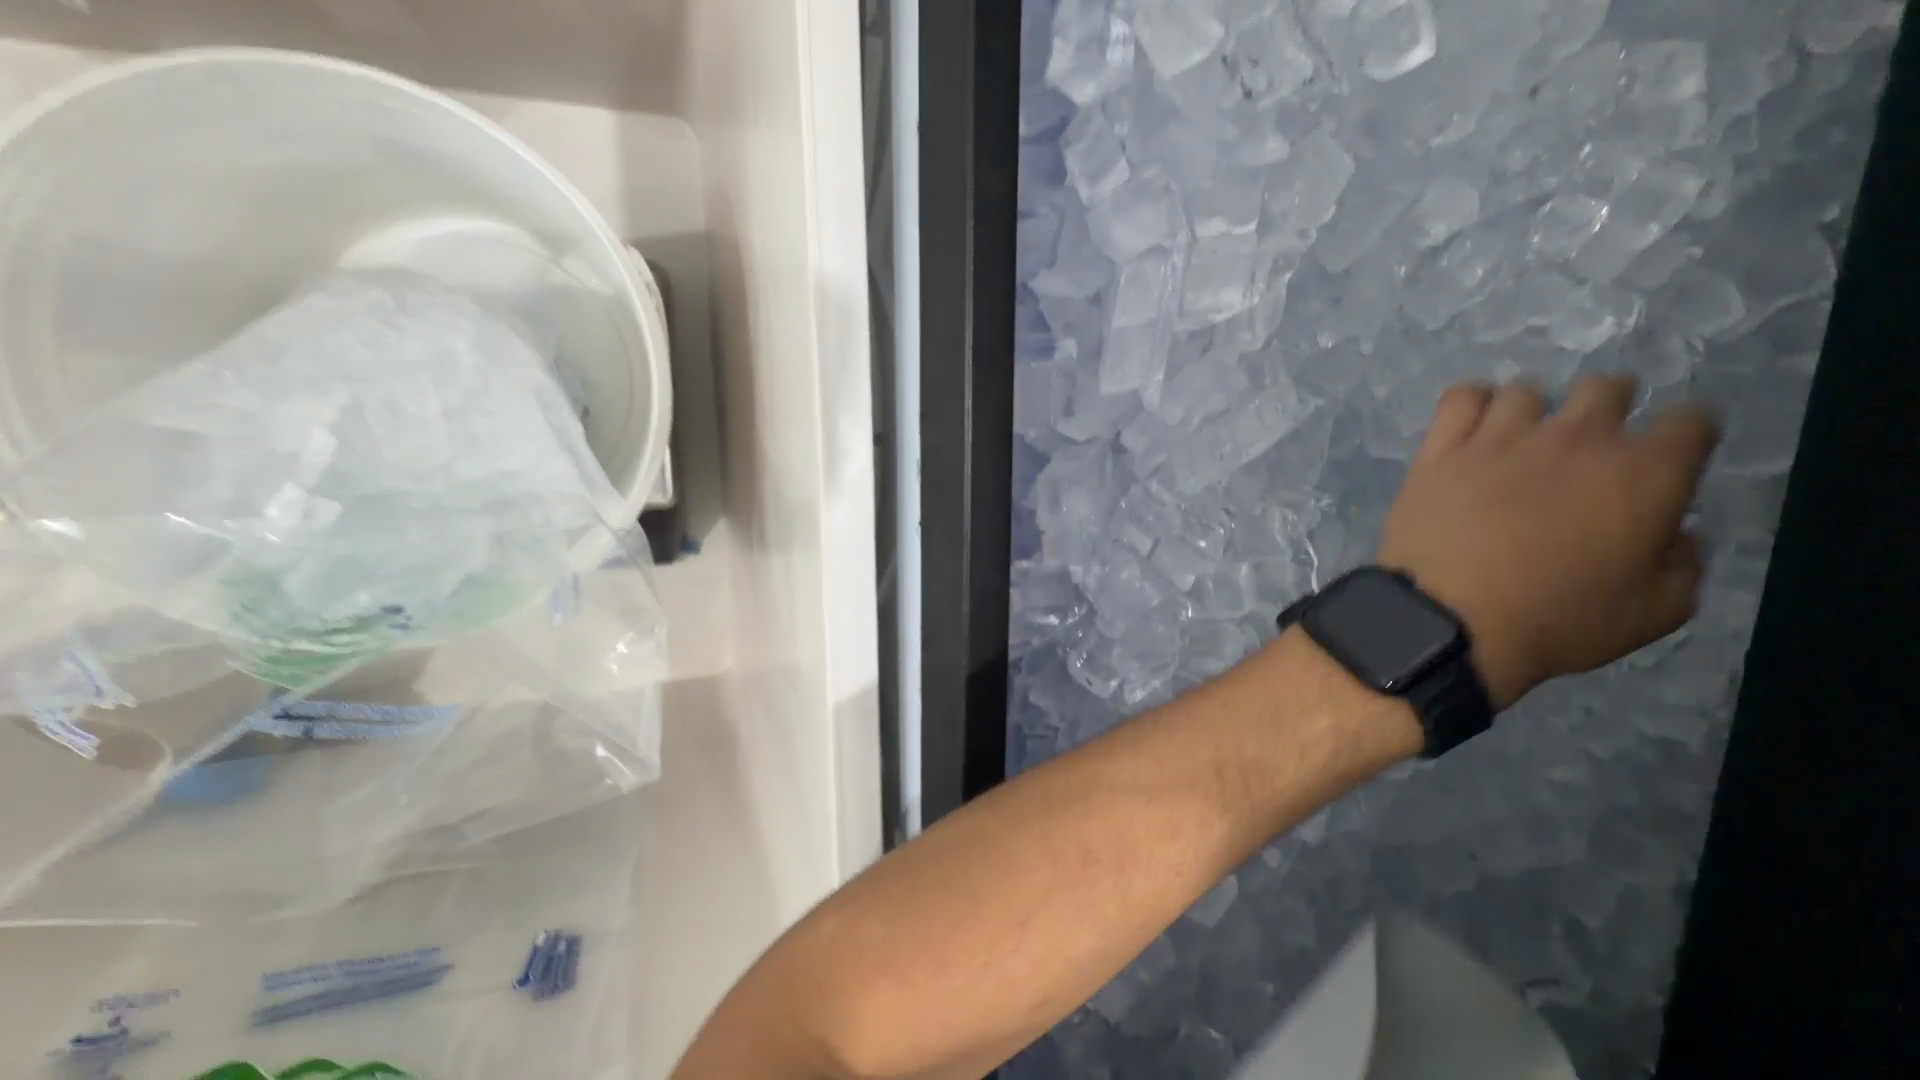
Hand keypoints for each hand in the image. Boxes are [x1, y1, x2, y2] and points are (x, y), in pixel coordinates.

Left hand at [1377, 376, 1719, 708]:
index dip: (1688, 435)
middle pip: (1608, 388)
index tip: (1673, 454)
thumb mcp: (1656, 611)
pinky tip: (1473, 428)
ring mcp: (1502, 437)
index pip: (1692, 420)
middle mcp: (1578, 438)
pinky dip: (1473, 404)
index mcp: (1646, 472)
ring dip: (1536, 411)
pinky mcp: (1442, 448)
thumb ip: (1682, 562)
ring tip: (1524, 442)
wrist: (1451, 620)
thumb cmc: (1559, 622)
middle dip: (1612, 406)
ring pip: (1529, 391)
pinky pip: (1462, 397)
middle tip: (1595, 442)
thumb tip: (1678, 532)